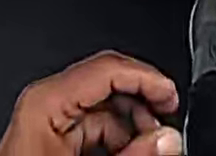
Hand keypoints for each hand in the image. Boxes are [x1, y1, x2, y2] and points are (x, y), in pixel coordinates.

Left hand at [0, 51, 181, 155]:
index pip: (109, 68)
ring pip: (103, 106)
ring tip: (151, 144)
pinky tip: (131, 151)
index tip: (170, 96)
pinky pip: (91, 126)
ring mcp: (46, 120)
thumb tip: (166, 139)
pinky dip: (115, 138)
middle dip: (141, 103)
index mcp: (46, 101)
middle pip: (108, 84)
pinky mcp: (50, 140)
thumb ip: (132, 154)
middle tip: (166, 121)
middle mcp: (45, 102)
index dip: (147, 79)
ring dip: (131, 123)